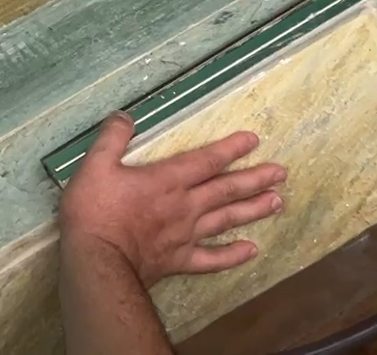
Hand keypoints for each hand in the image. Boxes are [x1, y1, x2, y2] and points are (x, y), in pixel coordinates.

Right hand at [60, 113, 286, 285]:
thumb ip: (113, 137)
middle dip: (254, 178)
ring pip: (227, 220)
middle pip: (225, 190)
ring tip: (277, 202)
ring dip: (253, 210)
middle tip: (281, 172)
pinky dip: (234, 254)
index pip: (205, 160)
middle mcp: (185, 206)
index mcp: (166, 180)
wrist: (99, 258)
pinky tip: (252, 250)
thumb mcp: (96, 163)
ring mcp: (187, 235)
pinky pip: (214, 258)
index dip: (230, 149)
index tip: (253, 140)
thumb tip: (126, 116)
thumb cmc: (96, 209)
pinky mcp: (181, 260)